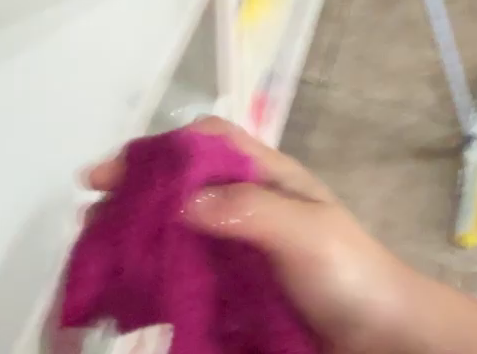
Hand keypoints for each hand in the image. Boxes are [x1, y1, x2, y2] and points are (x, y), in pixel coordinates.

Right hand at [85, 117, 422, 352]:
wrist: (385, 337)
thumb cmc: (351, 273)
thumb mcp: (306, 231)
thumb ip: (252, 210)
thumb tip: (184, 201)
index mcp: (266, 176)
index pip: (206, 142)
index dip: (160, 148)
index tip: (113, 171)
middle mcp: (246, 204)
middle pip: (182, 185)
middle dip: (135, 192)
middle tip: (91, 215)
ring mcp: (239, 249)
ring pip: (177, 229)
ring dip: (136, 234)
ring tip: (95, 253)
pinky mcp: (234, 291)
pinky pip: (186, 275)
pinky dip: (153, 276)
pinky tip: (128, 291)